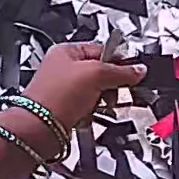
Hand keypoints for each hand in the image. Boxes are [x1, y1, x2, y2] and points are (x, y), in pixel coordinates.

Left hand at [23, 41, 145, 130]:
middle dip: (111, 83)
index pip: (101, 50)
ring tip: (103, 103)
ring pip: (96, 93)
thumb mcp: (96, 74)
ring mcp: (64, 92)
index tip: (133, 70)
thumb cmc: (55, 96)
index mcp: (66, 52)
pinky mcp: (67, 111)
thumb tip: (138, 70)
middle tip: (117, 89)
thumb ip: (120, 71)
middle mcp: (63, 70)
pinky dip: (94, 112)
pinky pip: (89, 109)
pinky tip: (93, 114)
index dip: (119, 60)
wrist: (40, 129)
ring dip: (103, 99)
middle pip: (100, 72)